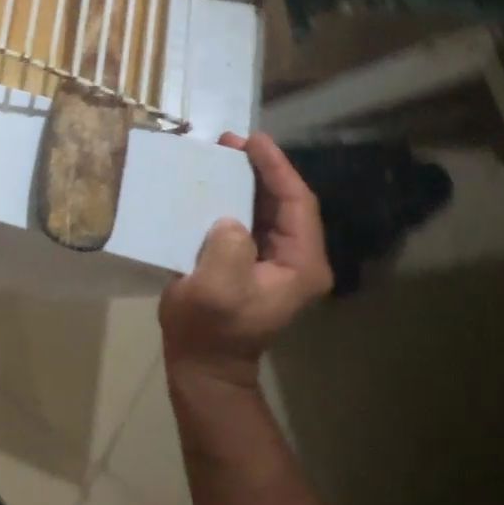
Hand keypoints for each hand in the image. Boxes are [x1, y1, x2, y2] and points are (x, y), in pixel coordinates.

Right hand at [159, 132, 331, 388]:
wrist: (203, 364)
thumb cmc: (210, 328)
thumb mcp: (215, 289)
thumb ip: (227, 250)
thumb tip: (228, 220)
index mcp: (300, 264)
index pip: (297, 204)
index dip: (277, 169)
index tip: (251, 140)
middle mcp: (295, 259)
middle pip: (285, 202)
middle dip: (260, 168)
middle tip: (228, 142)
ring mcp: (273, 262)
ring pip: (266, 208)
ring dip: (244, 180)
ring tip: (218, 156)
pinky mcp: (249, 263)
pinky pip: (247, 221)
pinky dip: (231, 197)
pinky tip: (209, 186)